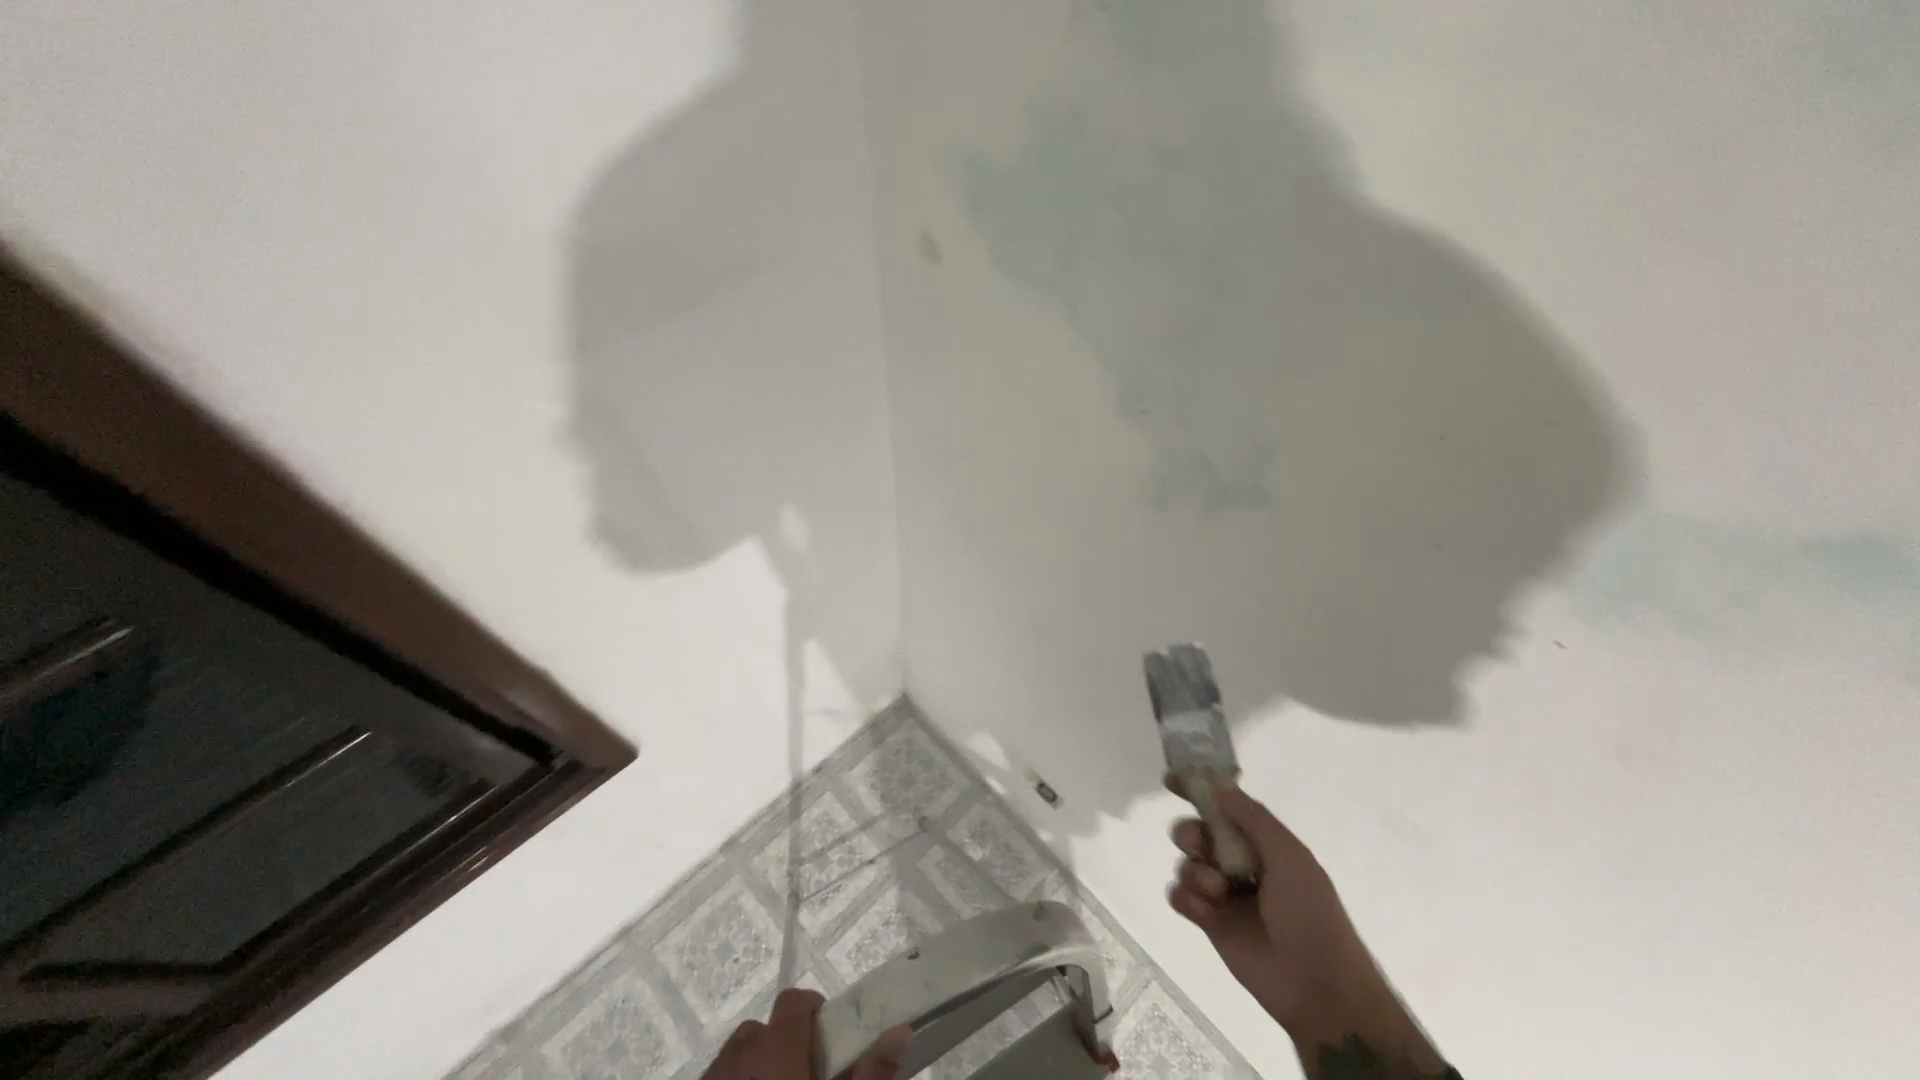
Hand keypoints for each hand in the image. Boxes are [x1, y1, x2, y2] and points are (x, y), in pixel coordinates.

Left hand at [700, 988, 910, 1079]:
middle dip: (784, 1045)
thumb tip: (900, 1031)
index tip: (829, 1038)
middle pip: (762, 1029)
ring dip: (758, 1067)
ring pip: (737, 1057)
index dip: (813, 1010)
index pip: (794, 1001)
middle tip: (807, 1078)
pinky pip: (719, 1079)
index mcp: (777, 1048)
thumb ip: (872, 1072)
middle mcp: (739, 1055)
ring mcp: (714, 1078)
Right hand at [1167, 784, 1447, 1077]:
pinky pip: (1179, 896)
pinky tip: (1206, 913)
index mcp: (1264, 845)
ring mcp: (1223, 894)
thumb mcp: (1289, 856)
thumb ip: (1252, 818)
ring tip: (1217, 894)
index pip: (1226, 808)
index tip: (1171, 781)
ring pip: (1186, 864)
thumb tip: (1218, 786)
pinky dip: (1187, 898)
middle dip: (1191, 834)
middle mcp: (1240, 864)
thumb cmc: (1310, 913)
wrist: (1316, 984)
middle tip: (1200, 847)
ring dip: (1195, 872)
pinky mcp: (1208, 923)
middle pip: (1198, 833)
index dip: (1199, 792)